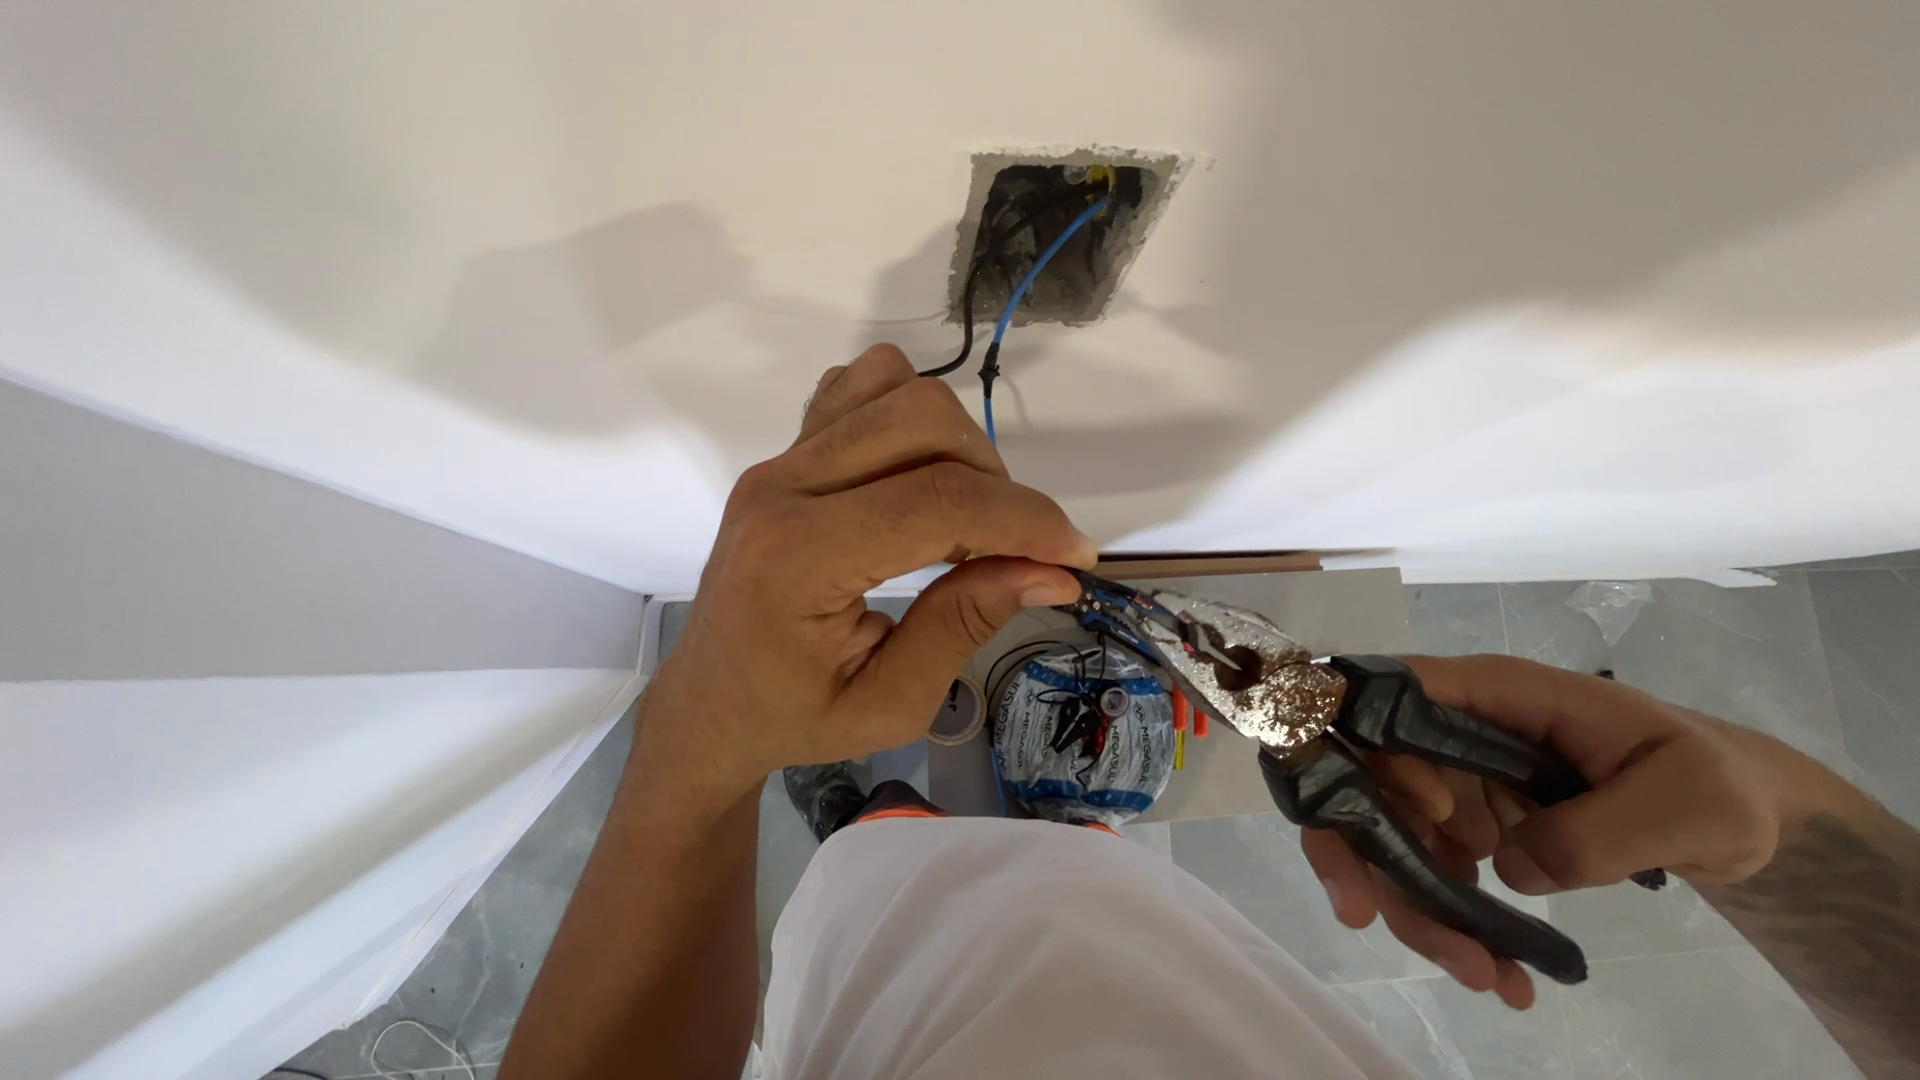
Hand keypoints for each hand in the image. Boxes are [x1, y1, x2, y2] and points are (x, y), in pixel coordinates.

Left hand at [639, 344, 1097, 800]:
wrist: (710, 704)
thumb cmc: (793, 718)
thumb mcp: (890, 701)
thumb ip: (966, 624)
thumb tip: (1051, 571)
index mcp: (800, 557)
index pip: (940, 501)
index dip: (1027, 521)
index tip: (1076, 556)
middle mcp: (782, 487)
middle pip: (923, 421)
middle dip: (995, 480)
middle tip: (1007, 548)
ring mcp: (777, 462)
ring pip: (894, 387)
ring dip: (955, 443)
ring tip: (962, 512)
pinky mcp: (783, 455)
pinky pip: (857, 389)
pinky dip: (907, 415)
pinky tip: (916, 476)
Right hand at [1301, 654, 1813, 1008]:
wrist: (1743, 814)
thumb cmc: (1719, 785)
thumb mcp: (1692, 806)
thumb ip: (1598, 832)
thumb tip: (1506, 868)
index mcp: (1497, 693)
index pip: (1397, 698)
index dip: (1386, 747)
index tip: (1431, 818)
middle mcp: (1452, 729)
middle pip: (1362, 772)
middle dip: (1355, 845)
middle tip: (1362, 915)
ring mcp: (1452, 779)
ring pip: (1385, 833)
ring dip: (1411, 905)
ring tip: (1480, 975)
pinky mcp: (1461, 823)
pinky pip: (1424, 869)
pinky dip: (1444, 923)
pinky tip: (1499, 974)